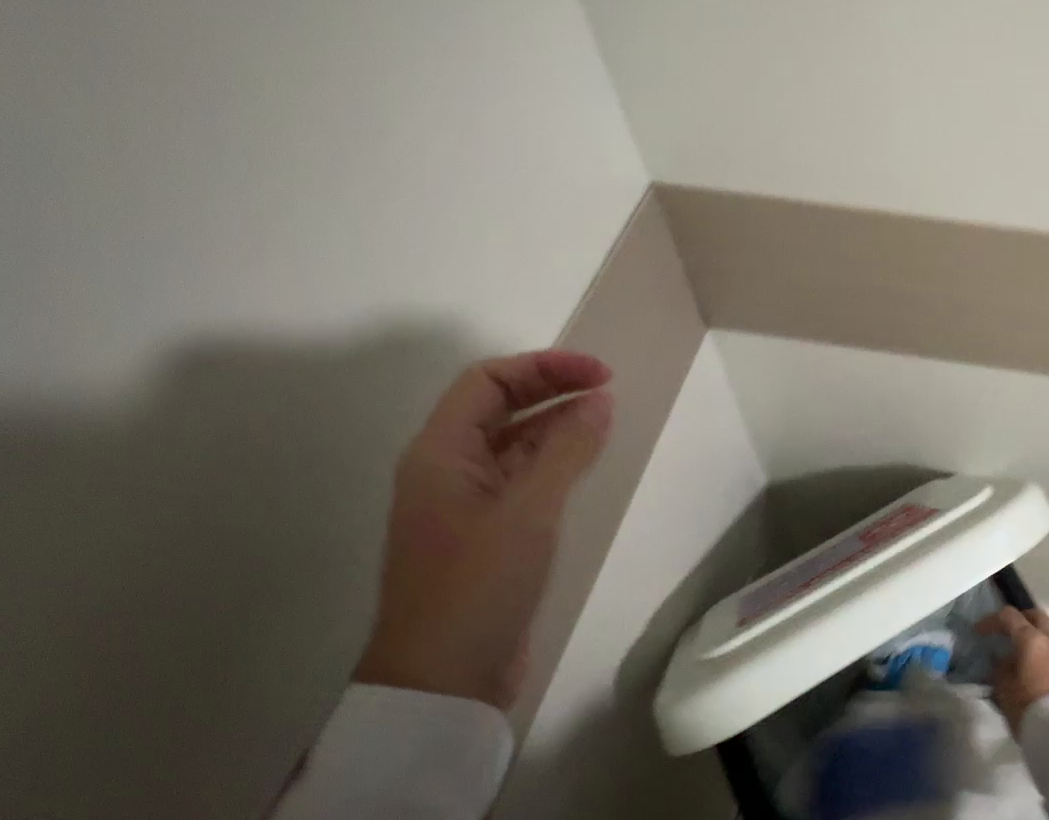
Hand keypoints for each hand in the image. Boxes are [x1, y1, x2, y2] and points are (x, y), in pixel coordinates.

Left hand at [353, 350, 612, 709]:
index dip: (543, 367)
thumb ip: (567, 449)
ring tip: (606, 421)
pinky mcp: (487, 533)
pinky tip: (587, 465)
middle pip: (499, 407)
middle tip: (608, 389)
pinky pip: (523, 477)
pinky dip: (555, 461)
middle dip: (552, 389)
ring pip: (514, 442)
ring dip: (557, 424)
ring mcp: (467, 503)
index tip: (598, 375)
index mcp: (440, 454)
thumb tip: (600, 401)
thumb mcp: (528, 510)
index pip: (487, 381)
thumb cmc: (477, 584)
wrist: (445, 681)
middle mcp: (448, 469)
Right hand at [982, 607, 1048, 730]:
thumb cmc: (1027, 706)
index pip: (1009, 617)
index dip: (991, 621)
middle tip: (1005, 630)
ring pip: (1048, 633)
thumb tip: (1003, 659)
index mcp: (1032, 639)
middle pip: (1036, 616)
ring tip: (1017, 653)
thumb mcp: (1003, 687)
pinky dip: (1041, 651)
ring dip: (1033, 636)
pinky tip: (1030, 667)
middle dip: (1019, 619)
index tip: (978, 631)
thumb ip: (1001, 667)